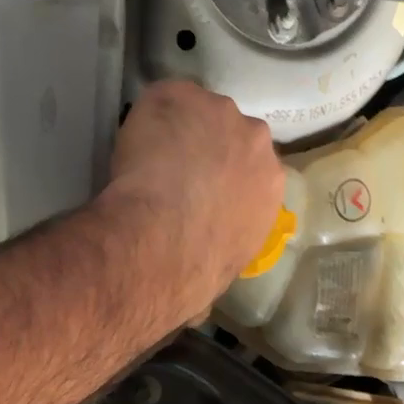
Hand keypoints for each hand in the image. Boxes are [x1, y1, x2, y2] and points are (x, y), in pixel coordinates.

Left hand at [103, 81, 283, 299]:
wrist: (164, 239)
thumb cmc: (196, 272)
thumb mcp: (221, 279)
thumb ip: (218, 271)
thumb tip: (198, 308)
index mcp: (271, 187)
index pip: (253, 172)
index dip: (226, 179)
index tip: (204, 192)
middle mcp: (255, 141)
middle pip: (232, 136)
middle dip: (209, 150)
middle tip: (177, 174)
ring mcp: (218, 112)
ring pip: (198, 113)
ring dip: (180, 130)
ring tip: (150, 159)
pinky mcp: (180, 95)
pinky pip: (164, 100)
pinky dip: (149, 117)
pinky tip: (133, 146)